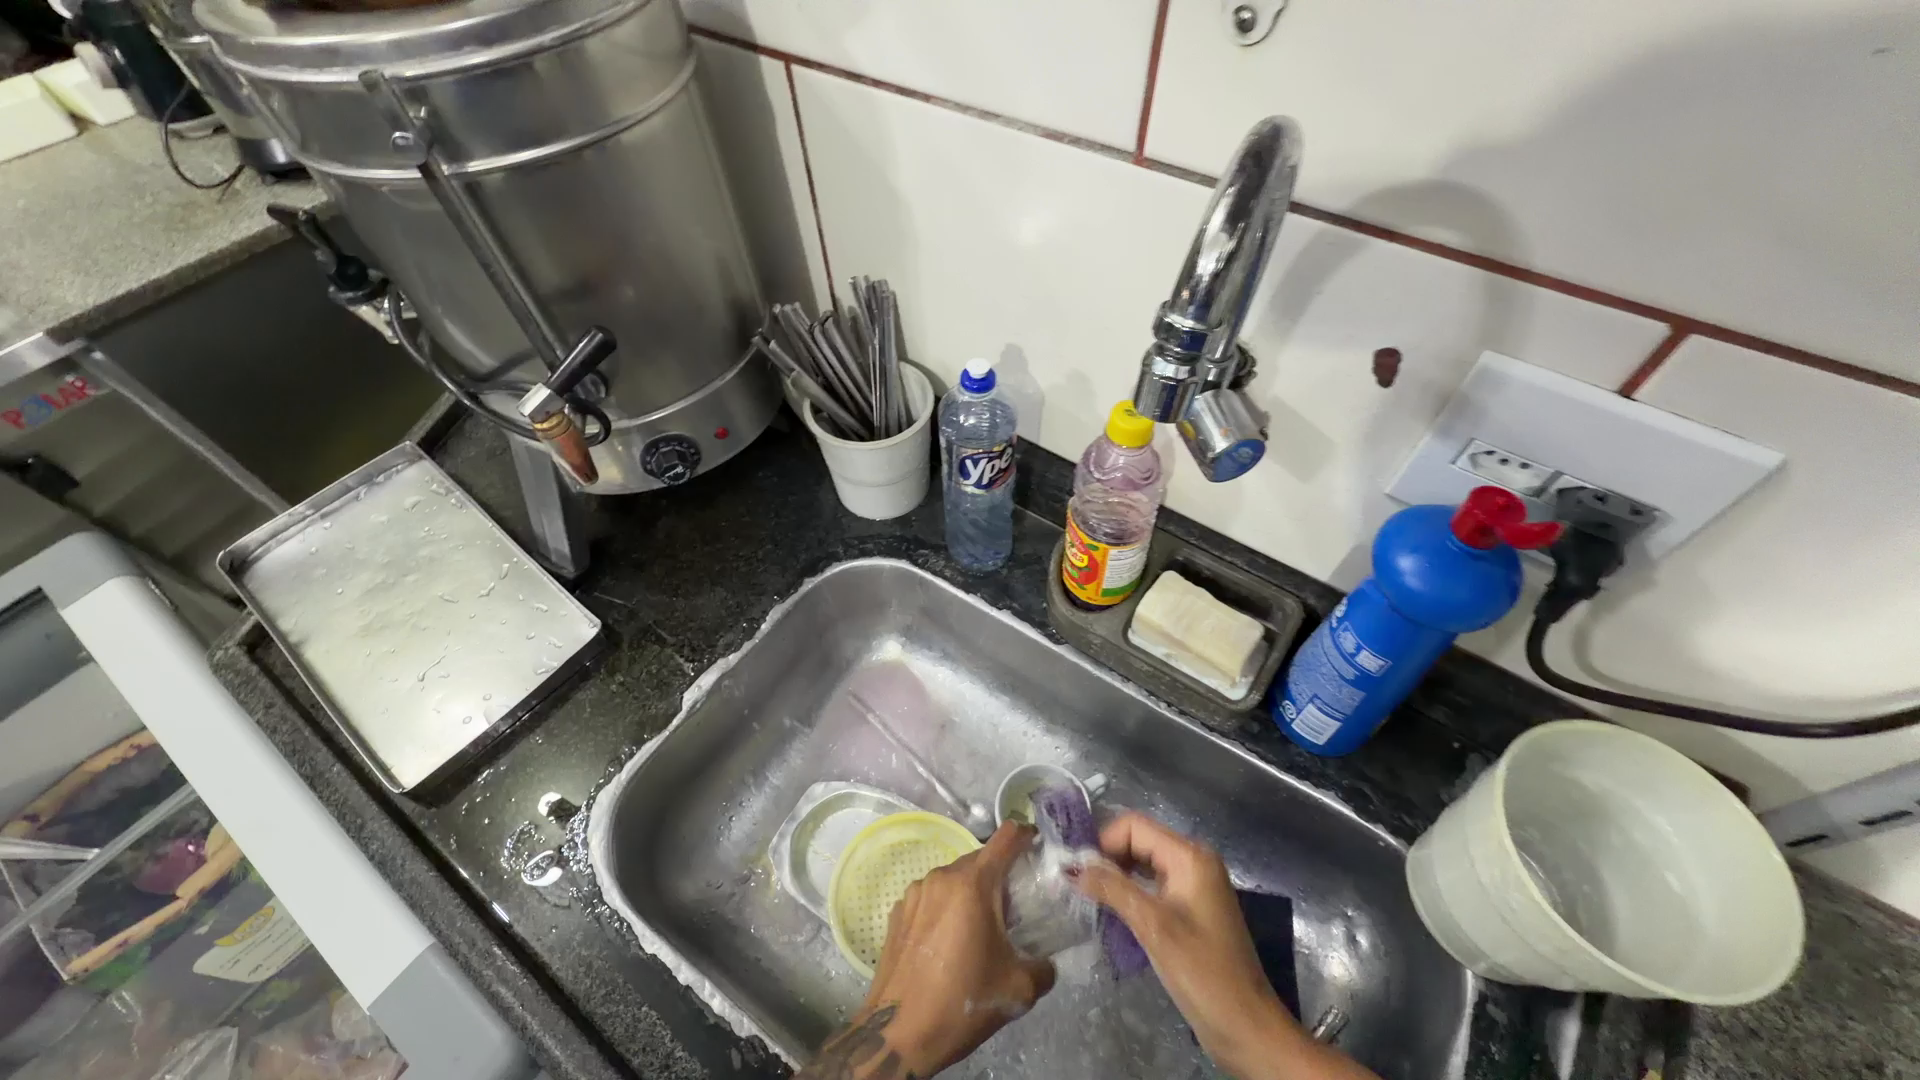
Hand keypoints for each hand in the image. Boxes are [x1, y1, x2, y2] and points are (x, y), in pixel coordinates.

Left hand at [800, 823, 1055, 1078]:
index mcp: (972, 884)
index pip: (1006, 837)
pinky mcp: (897, 912)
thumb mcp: (1018, 990)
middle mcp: (941, 877)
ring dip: (972, 892)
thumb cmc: (961, 1003)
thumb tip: (1047, 961)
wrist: (898, 1034)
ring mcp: (915, 893)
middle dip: (1001, 874)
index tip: (1040, 848)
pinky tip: (951, 942)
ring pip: (954, 878)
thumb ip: (1044, 966)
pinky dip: (947, 908)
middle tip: (1017, 905)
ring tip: (982, 927)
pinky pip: (932, 897)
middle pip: (980, 858)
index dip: (1027, 836)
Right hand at [1070, 812, 1379, 1079]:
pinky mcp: (1190, 908)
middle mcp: (1193, 861)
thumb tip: (1073, 867)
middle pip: (1139, 841)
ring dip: (1115, 875)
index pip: (1134, 826)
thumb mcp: (1153, 927)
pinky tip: (1111, 910)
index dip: (1102, 841)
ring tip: (1087, 897)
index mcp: (1190, 856)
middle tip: (1076, 884)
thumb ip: (1113, 889)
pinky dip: (1130, 891)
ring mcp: (1193, 885)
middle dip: (1106, 857)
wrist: (1246, 1025)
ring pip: (1143, 863)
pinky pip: (1153, 885)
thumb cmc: (1202, 971)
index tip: (1076, 869)